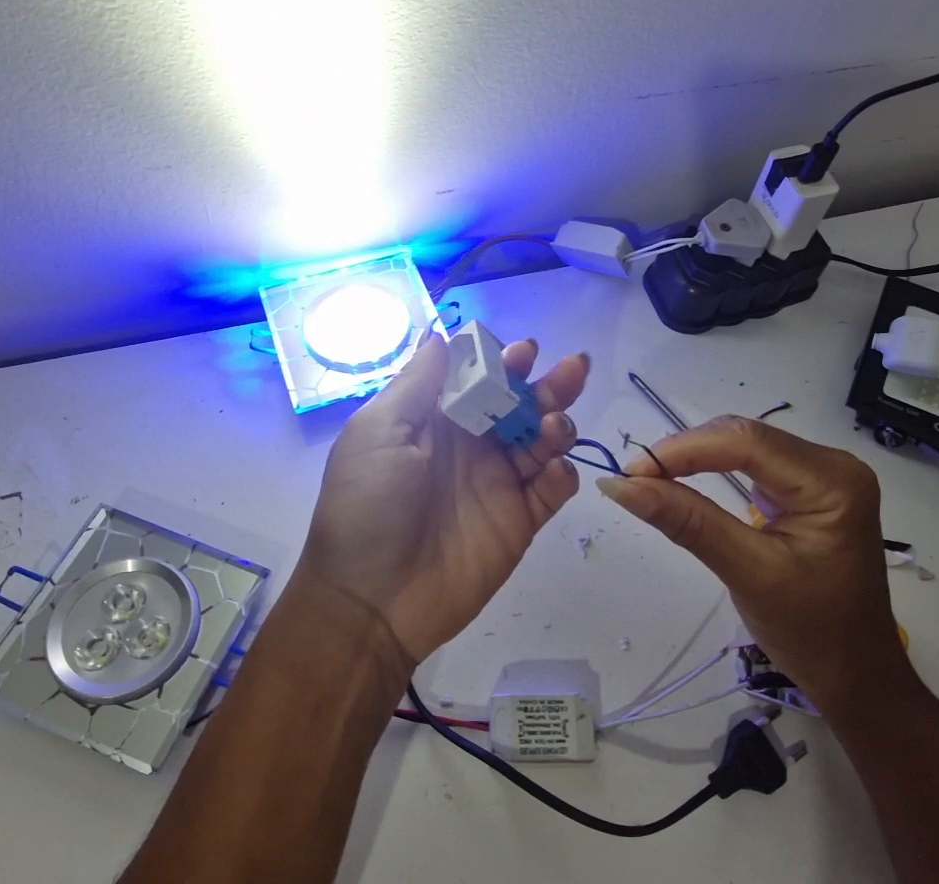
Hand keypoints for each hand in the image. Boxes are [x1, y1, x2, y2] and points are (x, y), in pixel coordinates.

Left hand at [293, 334, 590, 666]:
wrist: (370, 601)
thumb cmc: (365, 506)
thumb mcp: (376, 435)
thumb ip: (416, 386)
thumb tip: (441, 336)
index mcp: (434, 423)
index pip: (479, 380)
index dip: (504, 363)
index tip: (525, 351)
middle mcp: (471, 448)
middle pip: (520, 406)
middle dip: (547, 384)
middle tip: (573, 369)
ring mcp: (497, 486)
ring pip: (542, 442)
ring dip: (557, 424)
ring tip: (555, 425)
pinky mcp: (518, 523)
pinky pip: (552, 491)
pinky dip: (562, 475)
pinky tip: (554, 469)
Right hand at [595, 416, 908, 712]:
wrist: (857, 675)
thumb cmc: (810, 632)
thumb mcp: (747, 573)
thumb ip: (687, 522)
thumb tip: (620, 486)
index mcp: (833, 481)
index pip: (746, 442)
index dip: (683, 449)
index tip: (631, 474)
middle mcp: (834, 465)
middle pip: (745, 437)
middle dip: (687, 452)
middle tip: (636, 481)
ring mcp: (824, 476)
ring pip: (745, 447)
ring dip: (696, 459)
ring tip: (652, 482)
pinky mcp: (810, 491)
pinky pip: (753, 466)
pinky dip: (715, 471)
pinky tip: (686, 485)